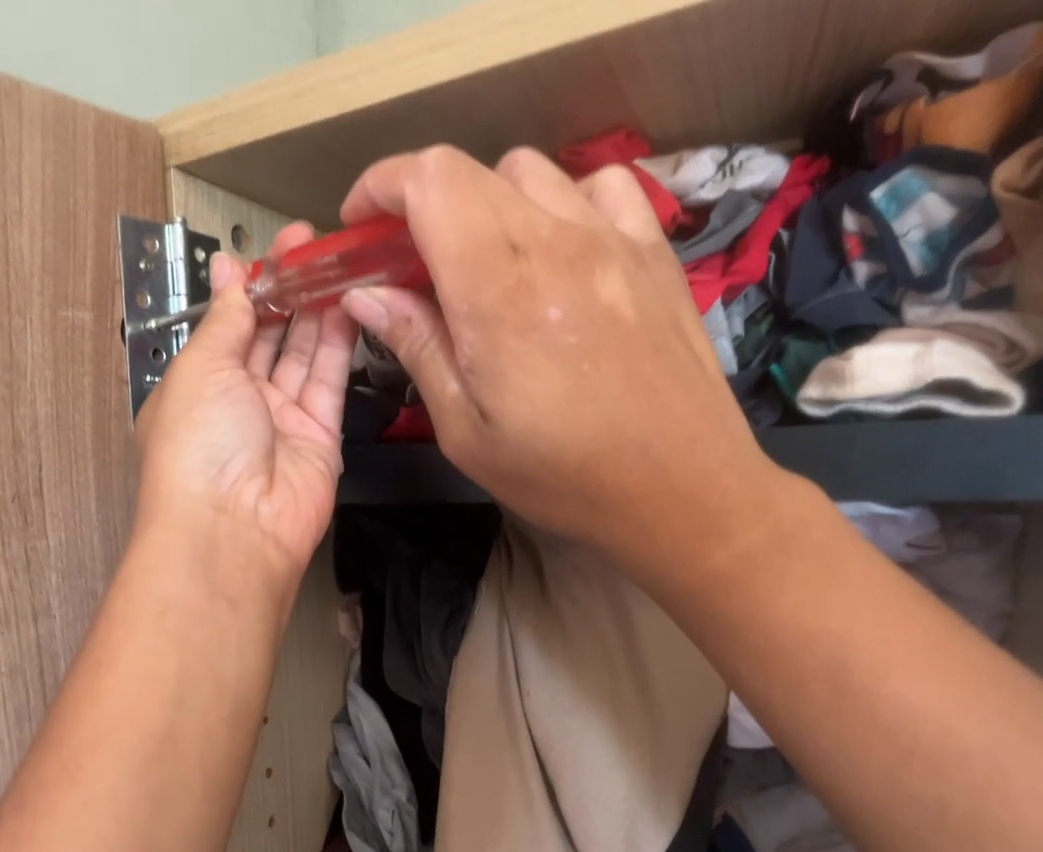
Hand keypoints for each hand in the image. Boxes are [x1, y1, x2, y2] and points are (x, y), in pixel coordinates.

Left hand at [133, 223, 357, 585]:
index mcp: (197, 385)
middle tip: (313, 246)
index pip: (229, 325)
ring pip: (304, 353)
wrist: (232, 528)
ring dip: (318, 309)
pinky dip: (341, 342)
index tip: (273, 250)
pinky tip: (349, 303)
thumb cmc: (195, 449)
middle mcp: (239, 402)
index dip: (251, 286)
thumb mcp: (200, 366)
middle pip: (270, 336)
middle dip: (289, 290)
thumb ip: (226, 318)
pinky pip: (331, 380)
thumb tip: (228, 271)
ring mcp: (281, 420)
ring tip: (337, 263)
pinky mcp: (321, 436)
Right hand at [336, 146, 779, 566]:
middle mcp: (555, 242)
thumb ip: (416, 347)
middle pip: (469, 170)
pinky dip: (561, 200)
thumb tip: (366, 295)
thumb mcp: (466, 432)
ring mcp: (612, 239)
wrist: (684, 489)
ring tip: (482, 259)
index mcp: (497, 290)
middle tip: (409, 261)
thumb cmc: (564, 475)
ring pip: (529, 171)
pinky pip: (599, 185)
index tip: (358, 228)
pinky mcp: (653, 250)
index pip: (428, 181)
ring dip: (486, 201)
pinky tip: (559, 247)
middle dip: (419, 201)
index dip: (379, 186)